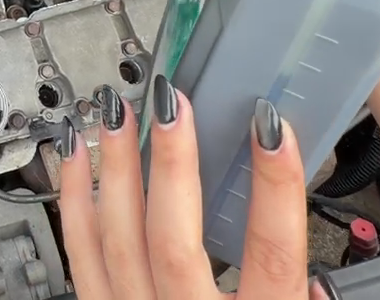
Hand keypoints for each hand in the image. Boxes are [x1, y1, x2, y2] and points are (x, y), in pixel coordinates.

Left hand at [58, 79, 325, 298]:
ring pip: (114, 239)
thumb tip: (308, 276)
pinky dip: (72, 198)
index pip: (274, 259)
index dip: (275, 189)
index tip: (271, 126)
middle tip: (170, 103)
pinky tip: (71, 154)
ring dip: (112, 167)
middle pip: (174, 242)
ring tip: (114, 111)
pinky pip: (79, 254)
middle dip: (170, 164)